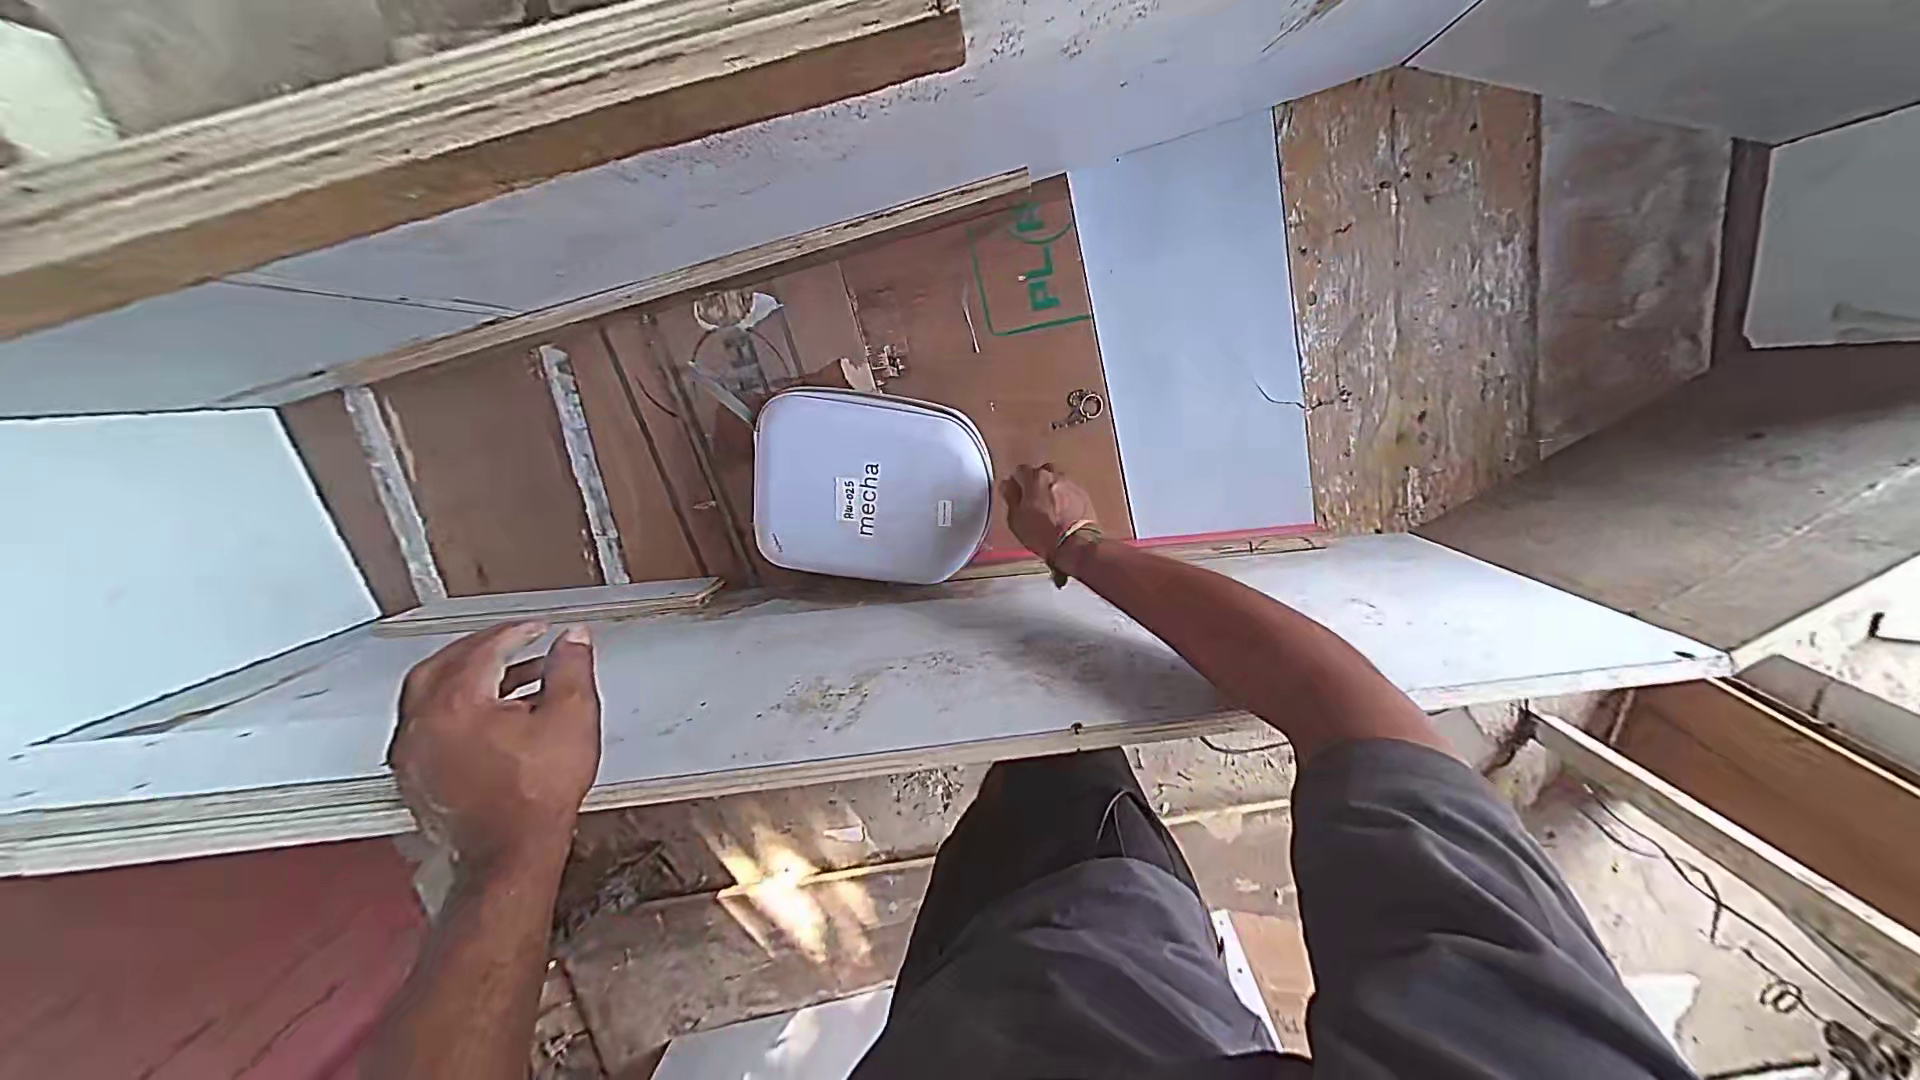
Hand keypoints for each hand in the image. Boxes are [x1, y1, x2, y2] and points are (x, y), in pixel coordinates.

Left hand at [387, 621, 601, 872]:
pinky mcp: (414, 776)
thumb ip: (571, 668)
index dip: (516, 633)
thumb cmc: (539, 790)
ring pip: (428, 693)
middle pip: (441, 665)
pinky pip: (427, 722)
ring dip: (467, 674)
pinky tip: (493, 711)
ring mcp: (411, 753)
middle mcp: (421, 726)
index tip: (538, 628)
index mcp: (455, 705)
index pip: (483, 650)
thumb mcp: (573, 716)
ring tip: (514, 674)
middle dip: (480, 645)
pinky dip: (456, 703)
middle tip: (513, 638)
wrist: (512, 850)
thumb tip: (572, 637)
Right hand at [1001, 463, 1099, 569]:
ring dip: (1050, 490)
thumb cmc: (1044, 534)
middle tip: (1032, 502)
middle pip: (1040, 473)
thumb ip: (1011, 497)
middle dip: (1034, 484)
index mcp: (1035, 478)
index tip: (1015, 494)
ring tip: (1048, 509)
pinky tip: (1061, 514)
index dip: (1016, 483)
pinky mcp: (1083, 495)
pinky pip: (1068, 491)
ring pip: (1056, 481)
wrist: (1076, 545)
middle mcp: (1054, 476)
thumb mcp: (1016, 520)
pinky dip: (1064, 498)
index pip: (1020, 470)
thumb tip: (1007, 486)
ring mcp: (1071, 484)